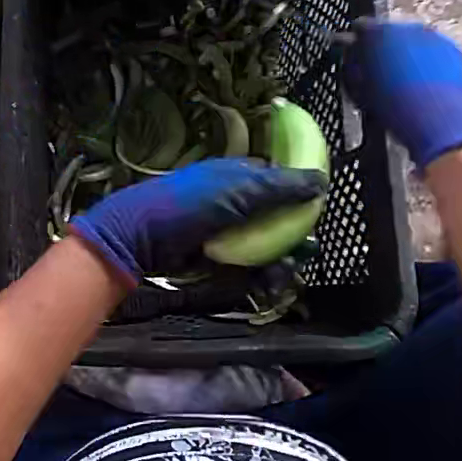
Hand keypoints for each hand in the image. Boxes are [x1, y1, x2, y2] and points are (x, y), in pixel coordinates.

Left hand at [67, 158, 326, 282]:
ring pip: (263, 246)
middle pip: (275, 220)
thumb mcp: (239, 190)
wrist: (139, 237)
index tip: (313, 219)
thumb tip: (322, 180)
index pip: (278, 184)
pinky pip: (245, 265)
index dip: (298, 200)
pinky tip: (266, 284)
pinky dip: (258, 275)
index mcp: (237, 176)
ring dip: (278, 261)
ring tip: (281, 276)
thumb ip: (281, 186)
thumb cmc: (189, 204)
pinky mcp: (214, 257)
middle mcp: (232, 202)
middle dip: (292, 239)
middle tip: (302, 254)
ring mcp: (222, 230)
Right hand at [345, 20, 461, 165]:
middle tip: (377, 72)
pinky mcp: (454, 52)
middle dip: (383, 48)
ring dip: (406, 56)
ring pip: (413, 42)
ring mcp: (434, 38)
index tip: (354, 54)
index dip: (355, 42)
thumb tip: (349, 55)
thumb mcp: (359, 90)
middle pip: (390, 32)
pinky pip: (435, 54)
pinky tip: (421, 87)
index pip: (361, 27)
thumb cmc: (394, 108)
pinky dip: (428, 65)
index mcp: (380, 34)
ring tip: (400, 83)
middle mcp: (409, 28)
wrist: (437, 120)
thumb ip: (352, 66)